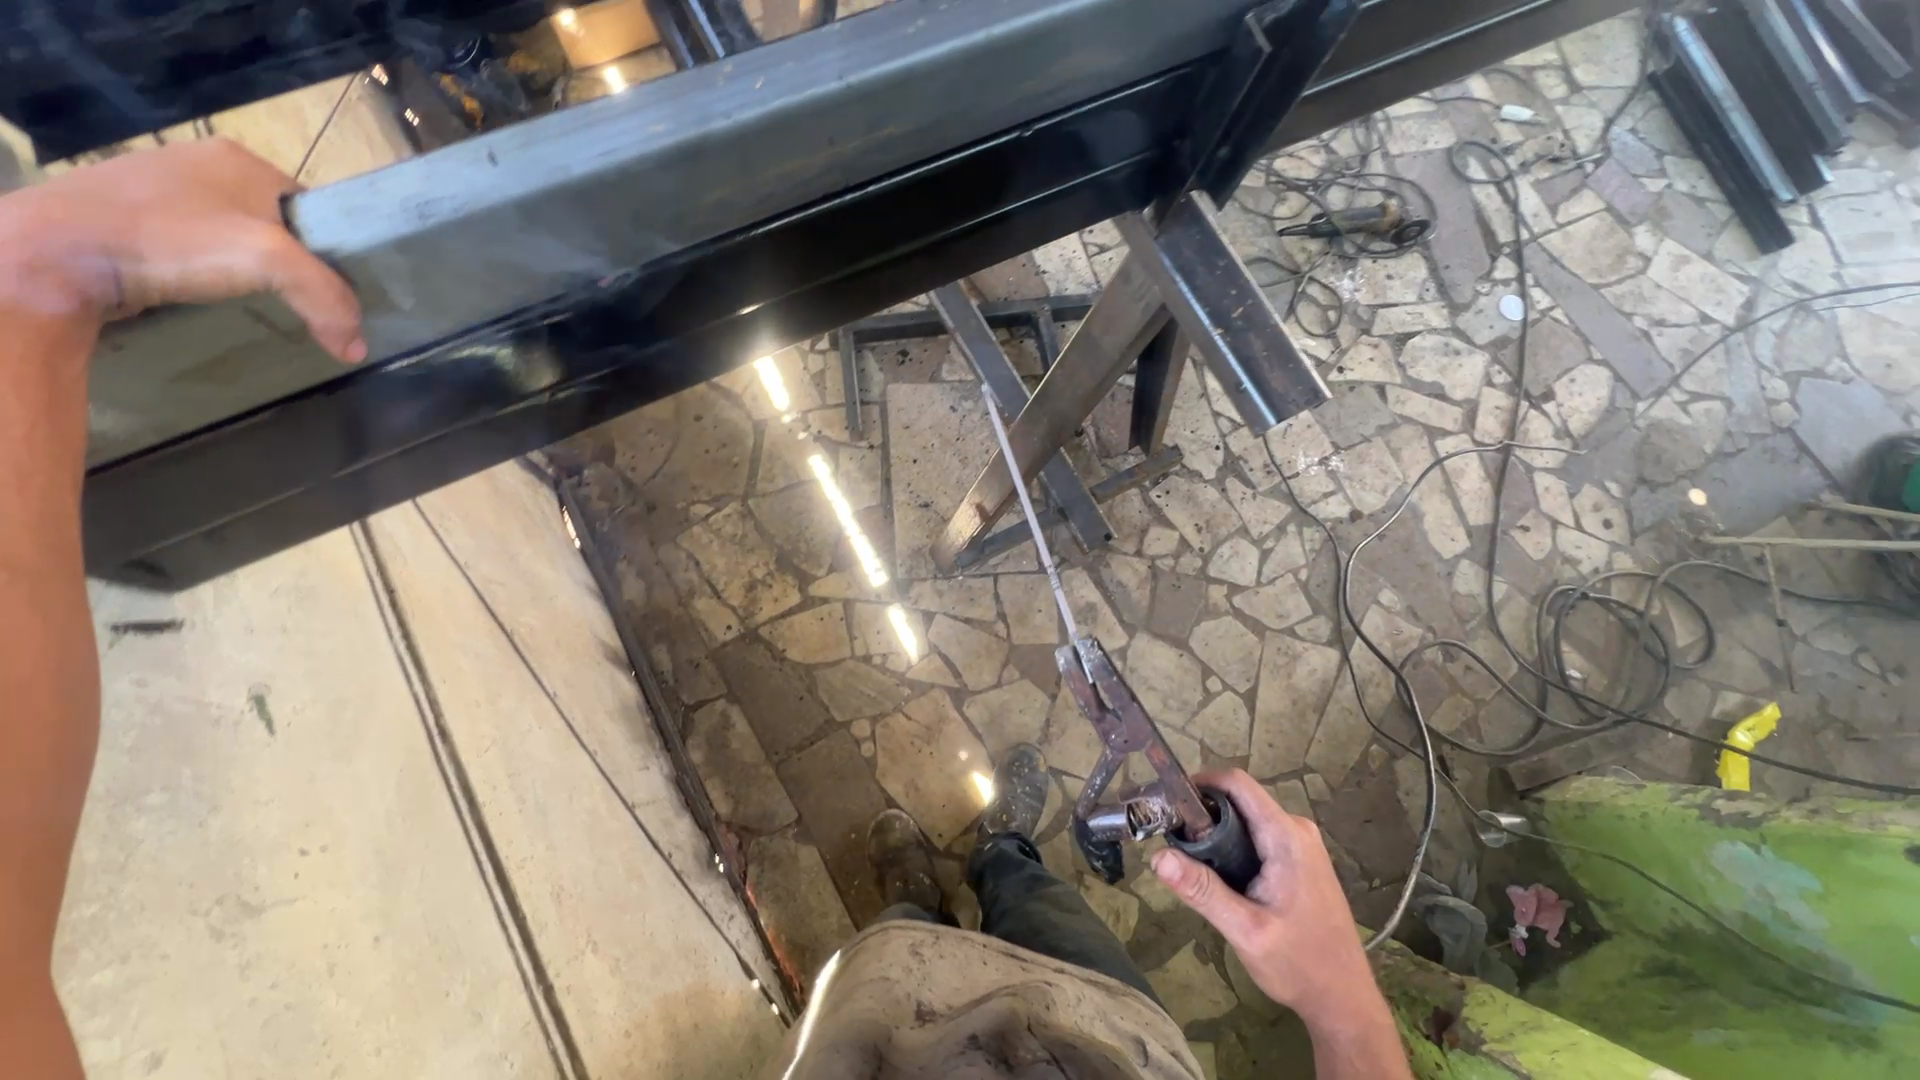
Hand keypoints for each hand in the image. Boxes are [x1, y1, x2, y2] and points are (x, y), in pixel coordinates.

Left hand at [1, 138, 363, 361]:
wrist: (54, 253)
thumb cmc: (171, 239)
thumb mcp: (271, 263)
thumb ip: (328, 300)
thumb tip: (359, 348)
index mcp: (240, 160)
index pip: (315, 210)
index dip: (333, 252)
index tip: (337, 290)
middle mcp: (201, 164)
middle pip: (278, 226)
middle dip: (294, 265)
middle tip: (302, 302)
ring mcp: (162, 190)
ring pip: (235, 238)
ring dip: (251, 272)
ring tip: (258, 302)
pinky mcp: (132, 219)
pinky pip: (195, 248)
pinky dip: (210, 274)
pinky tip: (208, 294)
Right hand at [1151, 770, 1374, 1024]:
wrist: (1344, 999)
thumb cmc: (1299, 964)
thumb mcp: (1245, 931)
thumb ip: (1203, 891)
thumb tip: (1158, 856)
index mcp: (1286, 836)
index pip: (1237, 783)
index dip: (1200, 784)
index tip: (1170, 806)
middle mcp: (1296, 829)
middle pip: (1238, 799)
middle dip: (1204, 815)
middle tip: (1177, 847)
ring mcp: (1301, 843)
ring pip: (1246, 818)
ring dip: (1217, 833)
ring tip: (1195, 867)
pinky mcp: (1300, 858)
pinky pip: (1257, 835)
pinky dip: (1234, 846)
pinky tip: (1222, 879)